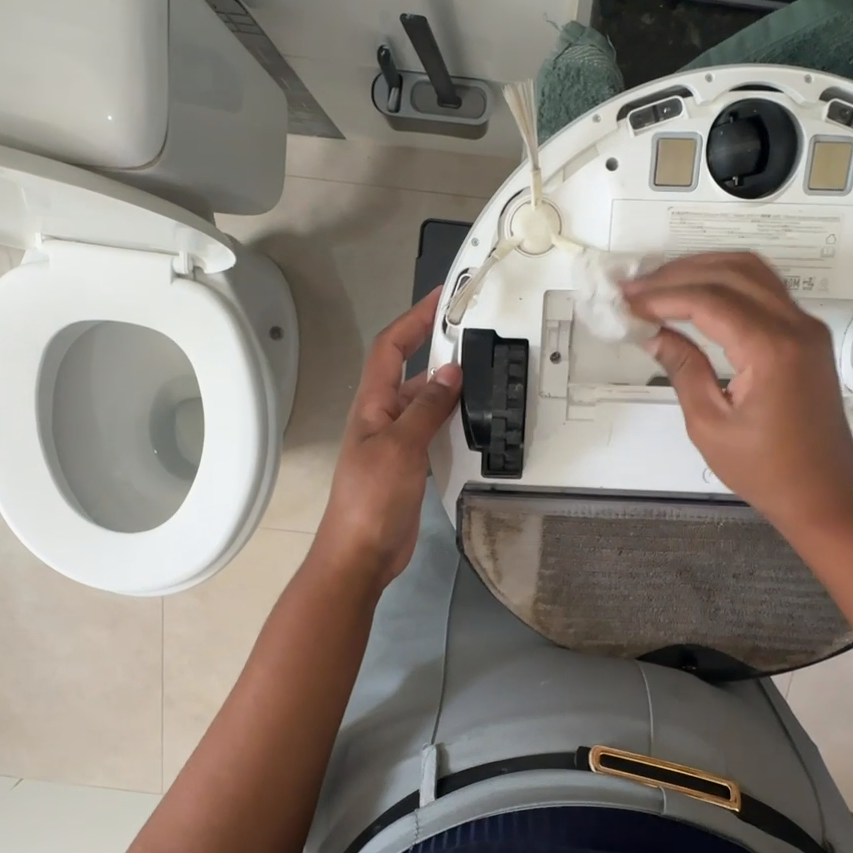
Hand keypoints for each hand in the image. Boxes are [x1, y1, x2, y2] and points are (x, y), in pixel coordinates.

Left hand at [309, 288, 462, 590]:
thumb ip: (426, 409)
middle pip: (413, 372)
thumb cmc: (372, 498)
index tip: (444, 298)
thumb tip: (452, 372)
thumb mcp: (401, 447)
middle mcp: (383, 416)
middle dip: (441, 351)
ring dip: (452, 389)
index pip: (391, 347)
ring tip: (490, 376)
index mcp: (372, 404)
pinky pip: (435, 433)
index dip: (414, 318)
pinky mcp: (411, 466)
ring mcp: (397, 442)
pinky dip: (455, 423)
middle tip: (481, 337)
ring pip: (427, 404)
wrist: (362, 554)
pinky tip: (479, 423)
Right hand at [623, 252, 852, 535]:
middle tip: (636, 287)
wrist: (823, 491)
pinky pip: (764, 289)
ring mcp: (805, 327)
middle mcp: (796, 327)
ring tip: (659, 283)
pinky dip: (726, 283)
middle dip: (677, 274)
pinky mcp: (805, 335)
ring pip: (751, 271)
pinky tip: (695, 294)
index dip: (663, 296)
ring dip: (703, 269)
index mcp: (772, 351)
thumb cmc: (769, 471)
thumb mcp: (710, 425)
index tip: (629, 302)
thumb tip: (656, 335)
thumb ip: (683, 370)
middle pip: (731, 273)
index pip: (709, 300)